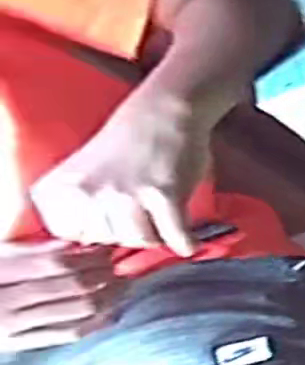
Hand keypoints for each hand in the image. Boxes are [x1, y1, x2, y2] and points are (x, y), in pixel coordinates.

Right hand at [0, 240, 123, 350]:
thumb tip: (74, 244)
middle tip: (116, 267)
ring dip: (112, 294)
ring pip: (84, 306)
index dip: (90, 255)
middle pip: (76, 284)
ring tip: (119, 284)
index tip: (105, 249)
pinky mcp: (15, 344)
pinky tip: (109, 307)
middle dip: (105, 273)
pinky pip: (73, 331)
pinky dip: (101, 317)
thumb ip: (23, 251)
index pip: (55, 262)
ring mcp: (7, 326)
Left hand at [30, 94, 207, 256]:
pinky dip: (184, 243)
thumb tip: (105, 240)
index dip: (101, 232)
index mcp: (55, 189)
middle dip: (131, 234)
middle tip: (150, 223)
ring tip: (169, 227)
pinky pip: (173, 232)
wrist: (161, 119)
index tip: (120, 226)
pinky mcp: (163, 194)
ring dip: (159, 237)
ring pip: (140, 238)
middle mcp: (83, 193)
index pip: (72, 234)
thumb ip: (86, 204)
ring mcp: (124, 194)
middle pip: (108, 239)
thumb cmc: (130, 148)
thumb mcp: (88, 177)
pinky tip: (190, 245)